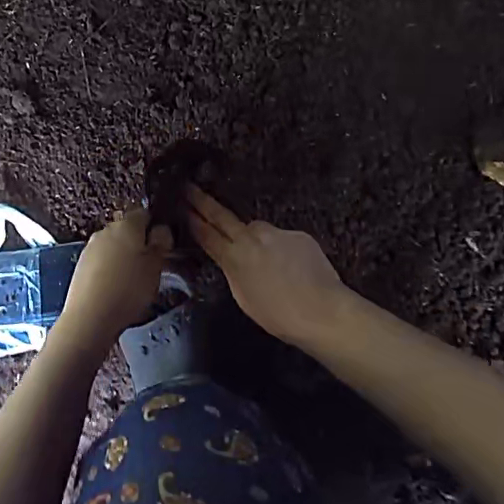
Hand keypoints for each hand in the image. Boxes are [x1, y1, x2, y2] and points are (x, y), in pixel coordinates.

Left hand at [57, 210, 172, 350]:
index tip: (161, 247)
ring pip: (113, 245)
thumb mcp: (156, 265)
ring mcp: (90, 247)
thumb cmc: (129, 289)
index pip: (144, 213)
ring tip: (130, 281)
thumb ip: (161, 241)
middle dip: (138, 242)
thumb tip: (160, 229)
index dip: (155, 227)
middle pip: (127, 229)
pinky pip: (101, 260)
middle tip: (148, 266)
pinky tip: (113, 287)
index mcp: (127, 224)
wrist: (89, 318)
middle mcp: (106, 230)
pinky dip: (109, 269)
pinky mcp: (80, 265)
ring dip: (122, 256)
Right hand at [185, 186, 355, 348]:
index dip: (192, 220)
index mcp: (234, 258)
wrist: (322, 309)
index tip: (181, 205)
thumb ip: (234, 271)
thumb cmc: (279, 315)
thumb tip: (232, 258)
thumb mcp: (244, 298)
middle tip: (190, 187)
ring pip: (258, 230)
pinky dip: (282, 250)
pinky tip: (292, 269)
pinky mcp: (297, 233)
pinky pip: (283, 239)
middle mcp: (252, 237)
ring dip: (255, 240)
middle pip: (222, 216)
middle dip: (203, 201)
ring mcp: (276, 232)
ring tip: (268, 265)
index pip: (206, 234)